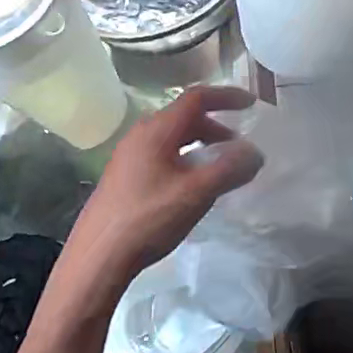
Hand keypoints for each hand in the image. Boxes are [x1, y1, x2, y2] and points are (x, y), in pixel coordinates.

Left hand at [64, 86, 264, 287]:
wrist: (99, 255)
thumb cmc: (149, 219)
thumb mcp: (196, 194)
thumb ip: (229, 169)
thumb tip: (254, 152)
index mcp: (156, 131)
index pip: (195, 98)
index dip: (225, 97)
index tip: (251, 105)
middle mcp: (139, 136)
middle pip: (182, 118)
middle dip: (214, 127)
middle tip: (237, 148)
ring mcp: (127, 157)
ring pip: (170, 140)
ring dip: (198, 146)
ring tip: (217, 169)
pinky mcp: (123, 178)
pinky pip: (159, 157)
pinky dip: (183, 160)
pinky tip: (190, 188)